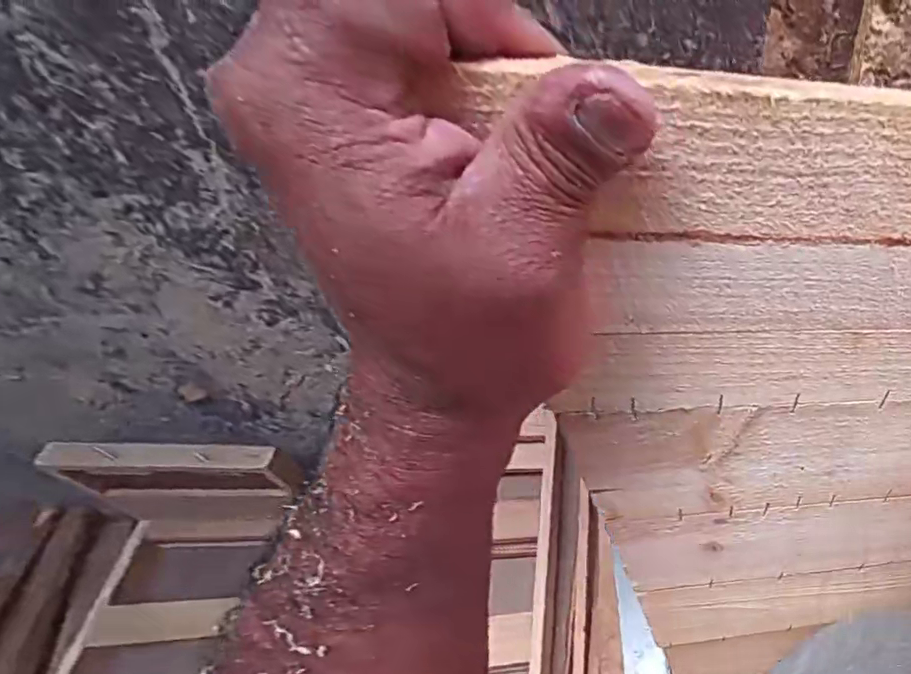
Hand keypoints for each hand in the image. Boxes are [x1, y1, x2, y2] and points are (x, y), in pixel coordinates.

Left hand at [208, 0, 657, 423]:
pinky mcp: (354, 128)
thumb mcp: (525, 251)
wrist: (443, 399)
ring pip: (423, 24)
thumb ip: (561, 155)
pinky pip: (424, 62)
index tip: (551, 93)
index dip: (495, 22)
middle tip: (541, 134)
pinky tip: (504, 166)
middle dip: (495, 50)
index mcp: (309, 98)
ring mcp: (318, 104)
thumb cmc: (468, 348)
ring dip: (496, 81)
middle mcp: (291, 85)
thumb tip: (618, 89)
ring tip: (523, 165)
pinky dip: (484, 101)